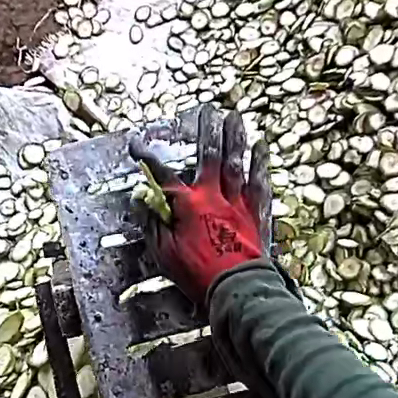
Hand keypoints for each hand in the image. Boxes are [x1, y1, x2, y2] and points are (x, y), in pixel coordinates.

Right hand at [128, 105, 271, 306]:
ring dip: (234, 137)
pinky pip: (258, 182)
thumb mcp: (164, 252)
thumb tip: (141, 199)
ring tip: (233, 116)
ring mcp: (236, 201)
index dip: (147, 157)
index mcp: (187, 205)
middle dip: (206, 131)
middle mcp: (212, 196)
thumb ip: (152, 223)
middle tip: (207, 111)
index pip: (162, 175)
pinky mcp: (255, 212)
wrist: (235, 287)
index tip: (137, 144)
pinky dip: (259, 163)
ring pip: (235, 162)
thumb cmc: (197, 273)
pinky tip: (260, 147)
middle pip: (208, 155)